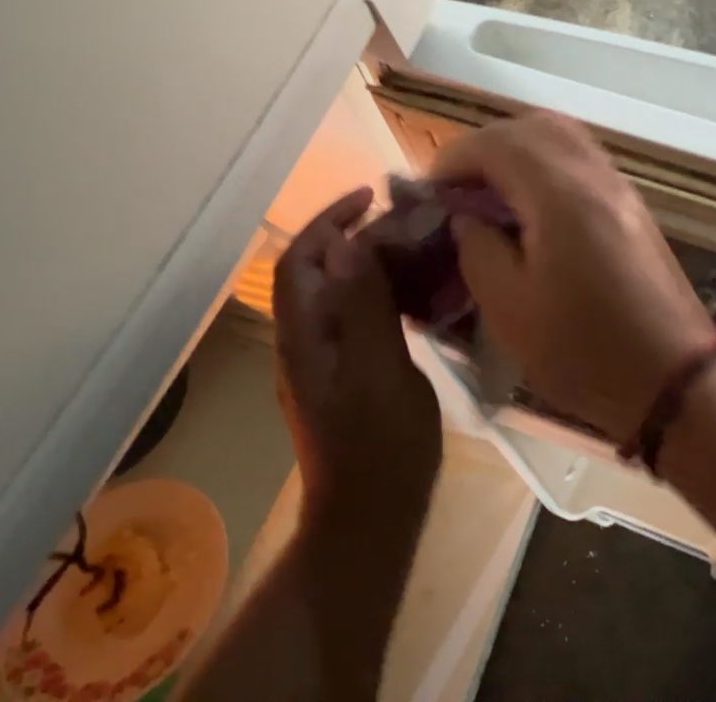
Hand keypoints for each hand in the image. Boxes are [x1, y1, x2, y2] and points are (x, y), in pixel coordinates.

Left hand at [272, 188, 441, 523]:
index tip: (372, 196)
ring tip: (414, 248)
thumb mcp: (380, 371)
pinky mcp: (344, 381)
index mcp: (307, 338)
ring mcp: (323, 366)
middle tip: (404, 221)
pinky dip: (378, 293)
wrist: (371, 518)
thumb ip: (363, 307)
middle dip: (350, 235)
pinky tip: (415, 298)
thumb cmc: (382, 446)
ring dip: (366, 263)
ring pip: (335, 295)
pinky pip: (354, 318)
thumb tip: (347, 243)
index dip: (329, 220)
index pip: (300, 260)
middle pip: (314, 273)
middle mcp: (305, 345)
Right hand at [430, 113, 713, 442]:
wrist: (672, 378)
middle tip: (458, 189)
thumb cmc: (584, 352)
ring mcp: (623, 190)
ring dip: (521, 153)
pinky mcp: (635, 210)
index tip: (428, 194)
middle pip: (536, 126)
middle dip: (488, 146)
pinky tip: (531, 213)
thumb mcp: (510, 310)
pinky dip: (550, 169)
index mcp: (562, 195)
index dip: (454, 158)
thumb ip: (478, 250)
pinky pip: (585, 164)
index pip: (499, 142)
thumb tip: (467, 218)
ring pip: (566, 139)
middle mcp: (597, 177)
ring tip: (490, 199)